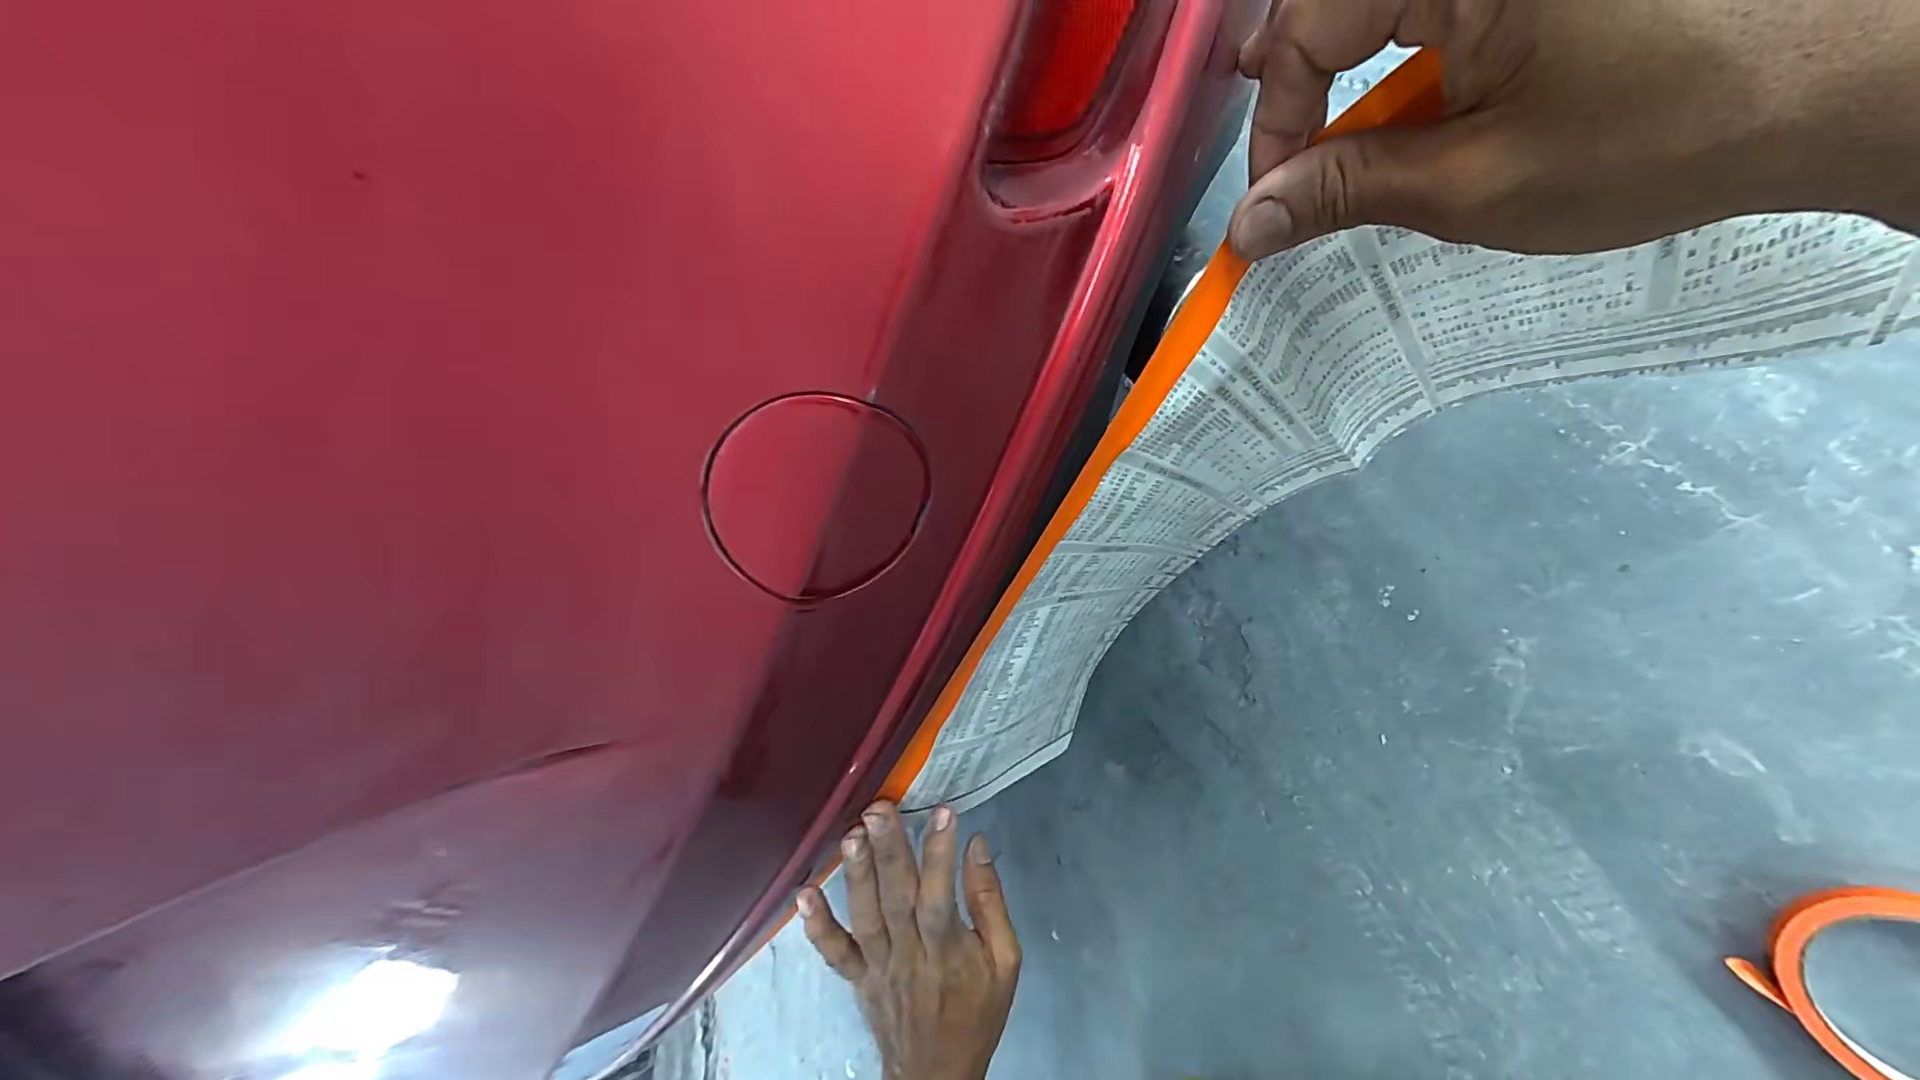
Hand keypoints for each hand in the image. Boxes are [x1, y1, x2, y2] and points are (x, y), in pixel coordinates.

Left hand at [798, 802, 1019, 1079]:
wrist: (938, 1074)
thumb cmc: (977, 1011)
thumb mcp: (1005, 960)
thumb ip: (990, 901)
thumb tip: (977, 844)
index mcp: (948, 949)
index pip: (941, 896)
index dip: (940, 854)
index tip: (942, 811)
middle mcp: (909, 952)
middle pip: (897, 898)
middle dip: (888, 851)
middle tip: (879, 809)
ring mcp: (877, 965)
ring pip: (865, 916)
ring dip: (857, 874)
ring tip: (852, 834)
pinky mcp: (856, 976)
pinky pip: (834, 953)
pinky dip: (817, 925)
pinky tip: (804, 893)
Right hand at [1229, 0, 1919, 258]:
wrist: (1868, 72)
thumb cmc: (1664, 133)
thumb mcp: (1474, 181)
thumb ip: (1346, 192)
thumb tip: (1248, 227)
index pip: (1311, 27)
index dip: (1277, 123)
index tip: (1271, 202)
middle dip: (1298, 79)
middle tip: (1276, 150)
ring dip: (1343, 54)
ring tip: (1306, 112)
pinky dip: (1406, 36)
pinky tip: (1396, 78)